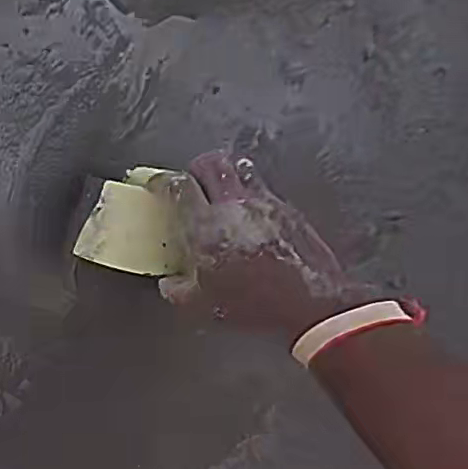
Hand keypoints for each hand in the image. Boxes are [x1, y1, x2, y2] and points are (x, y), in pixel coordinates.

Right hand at [149, 151, 377, 340]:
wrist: (310, 304)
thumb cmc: (253, 303)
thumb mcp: (201, 305)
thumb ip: (178, 290)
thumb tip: (170, 284)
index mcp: (204, 227)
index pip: (179, 186)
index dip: (163, 181)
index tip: (157, 184)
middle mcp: (233, 207)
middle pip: (210, 163)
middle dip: (195, 169)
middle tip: (189, 183)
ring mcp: (264, 204)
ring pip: (240, 169)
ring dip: (226, 175)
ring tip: (220, 191)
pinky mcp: (288, 210)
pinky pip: (263, 189)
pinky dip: (249, 195)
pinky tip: (248, 215)